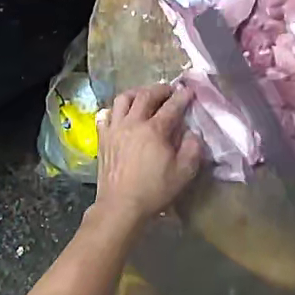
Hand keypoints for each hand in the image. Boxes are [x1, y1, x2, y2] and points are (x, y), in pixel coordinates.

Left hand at [92, 84, 203, 229]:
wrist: (121, 205)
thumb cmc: (154, 190)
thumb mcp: (184, 172)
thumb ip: (192, 148)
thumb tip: (191, 132)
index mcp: (154, 130)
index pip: (171, 106)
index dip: (182, 97)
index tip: (188, 91)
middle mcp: (132, 123)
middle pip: (145, 96)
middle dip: (160, 89)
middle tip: (169, 90)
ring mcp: (114, 129)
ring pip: (122, 100)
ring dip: (136, 94)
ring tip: (144, 97)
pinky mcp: (102, 138)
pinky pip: (105, 115)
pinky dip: (114, 110)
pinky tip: (120, 114)